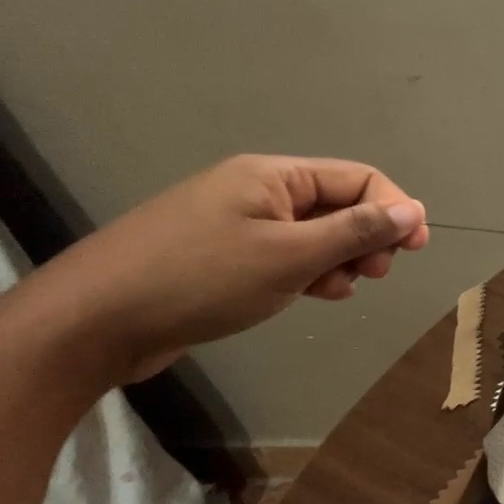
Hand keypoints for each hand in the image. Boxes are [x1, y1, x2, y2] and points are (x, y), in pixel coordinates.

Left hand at [26, 155, 428, 384]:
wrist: (89, 326)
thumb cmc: (199, 280)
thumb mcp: (291, 255)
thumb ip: (358, 231)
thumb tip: (413, 210)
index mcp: (272, 176)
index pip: (359, 179)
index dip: (395, 210)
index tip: (414, 250)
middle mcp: (256, 191)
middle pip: (341, 204)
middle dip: (368, 238)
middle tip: (375, 274)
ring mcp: (237, 224)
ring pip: (317, 234)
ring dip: (341, 260)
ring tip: (338, 290)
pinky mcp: (223, 256)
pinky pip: (288, 254)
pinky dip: (311, 272)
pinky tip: (314, 295)